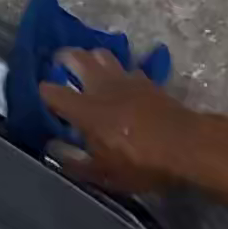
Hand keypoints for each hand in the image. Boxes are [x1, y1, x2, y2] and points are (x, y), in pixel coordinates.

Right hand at [39, 49, 200, 193]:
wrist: (187, 146)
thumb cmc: (142, 163)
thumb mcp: (104, 175)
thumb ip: (75, 162)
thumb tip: (53, 149)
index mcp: (86, 110)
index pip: (53, 92)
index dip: (43, 92)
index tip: (41, 96)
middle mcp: (102, 86)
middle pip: (77, 57)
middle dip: (63, 57)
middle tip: (58, 63)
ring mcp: (125, 78)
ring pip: (101, 54)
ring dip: (90, 56)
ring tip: (87, 67)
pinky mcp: (145, 79)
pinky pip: (124, 66)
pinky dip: (117, 70)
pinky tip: (119, 82)